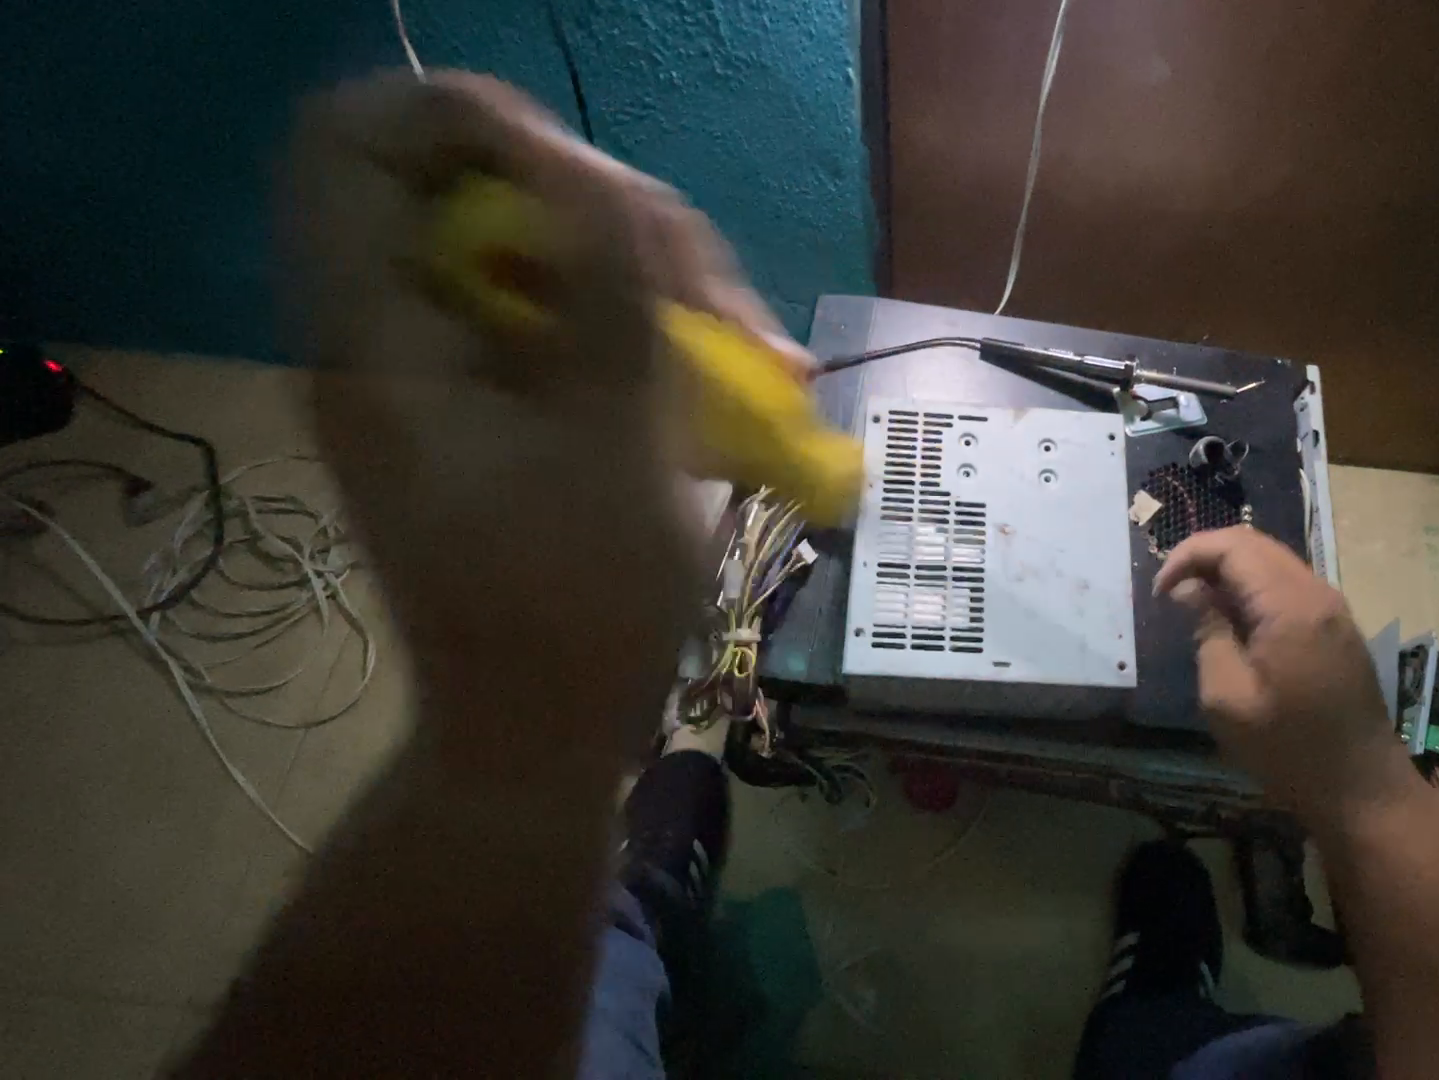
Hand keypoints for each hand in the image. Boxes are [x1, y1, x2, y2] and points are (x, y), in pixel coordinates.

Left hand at [276, 73, 792, 751]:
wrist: (550, 726)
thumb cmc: (576, 614)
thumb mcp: (611, 452)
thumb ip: (607, 306)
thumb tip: (603, 178)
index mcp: (388, 343)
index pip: (364, 146)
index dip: (478, 128)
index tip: (602, 184)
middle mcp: (420, 342)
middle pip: (508, 206)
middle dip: (634, 237)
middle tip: (731, 310)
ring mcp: (481, 381)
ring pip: (576, 272)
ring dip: (677, 298)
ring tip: (769, 361)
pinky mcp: (535, 415)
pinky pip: (601, 337)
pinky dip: (673, 347)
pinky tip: (750, 382)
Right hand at [1154, 527, 1411, 824]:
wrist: (1362, 789)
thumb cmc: (1287, 748)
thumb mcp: (1227, 696)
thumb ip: (1207, 632)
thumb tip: (1191, 592)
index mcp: (1290, 606)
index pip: (1232, 546)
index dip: (1187, 556)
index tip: (1159, 593)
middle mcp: (1316, 593)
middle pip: (1253, 544)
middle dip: (1204, 558)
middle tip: (1171, 594)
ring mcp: (1331, 609)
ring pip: (1271, 562)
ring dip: (1227, 572)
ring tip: (1194, 606)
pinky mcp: (1334, 627)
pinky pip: (1286, 585)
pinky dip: (1250, 589)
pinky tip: (1231, 622)